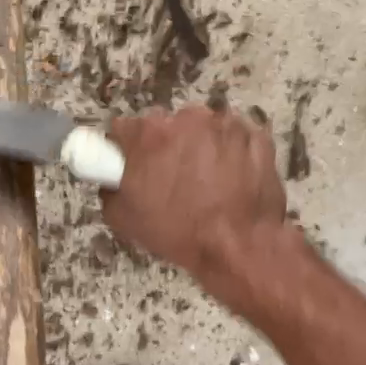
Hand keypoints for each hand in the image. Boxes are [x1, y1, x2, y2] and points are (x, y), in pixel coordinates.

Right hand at [99, 107, 296, 297]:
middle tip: (171, 179)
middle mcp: (184, 119)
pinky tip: (231, 180)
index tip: (131, 164)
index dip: (125, 148)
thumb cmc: (177, 232)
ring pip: (202, 129)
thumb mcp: (122, 218)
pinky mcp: (255, 135)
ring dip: (199, 147)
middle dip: (165, 146)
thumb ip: (110, 188)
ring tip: (206, 182)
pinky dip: (230, 153)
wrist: (238, 246)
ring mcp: (223, 124)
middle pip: (165, 125)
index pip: (123, 129)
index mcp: (146, 134)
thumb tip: (114, 180)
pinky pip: (234, 138)